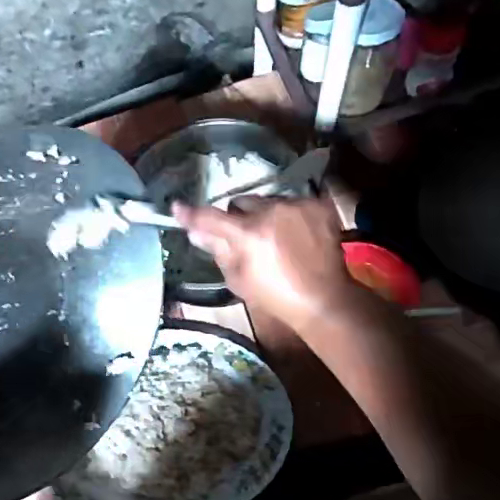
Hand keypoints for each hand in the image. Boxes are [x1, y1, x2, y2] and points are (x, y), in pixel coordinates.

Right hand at [173, 196, 354, 331]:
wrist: (323, 299)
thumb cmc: (275, 296)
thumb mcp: (238, 279)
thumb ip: (217, 250)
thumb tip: (196, 232)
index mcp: (248, 234)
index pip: (211, 218)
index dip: (191, 215)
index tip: (177, 208)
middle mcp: (272, 212)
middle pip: (241, 203)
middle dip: (238, 218)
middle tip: (244, 239)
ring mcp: (297, 206)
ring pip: (268, 201)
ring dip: (265, 215)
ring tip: (274, 239)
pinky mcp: (317, 206)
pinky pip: (292, 202)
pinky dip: (288, 216)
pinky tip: (294, 236)